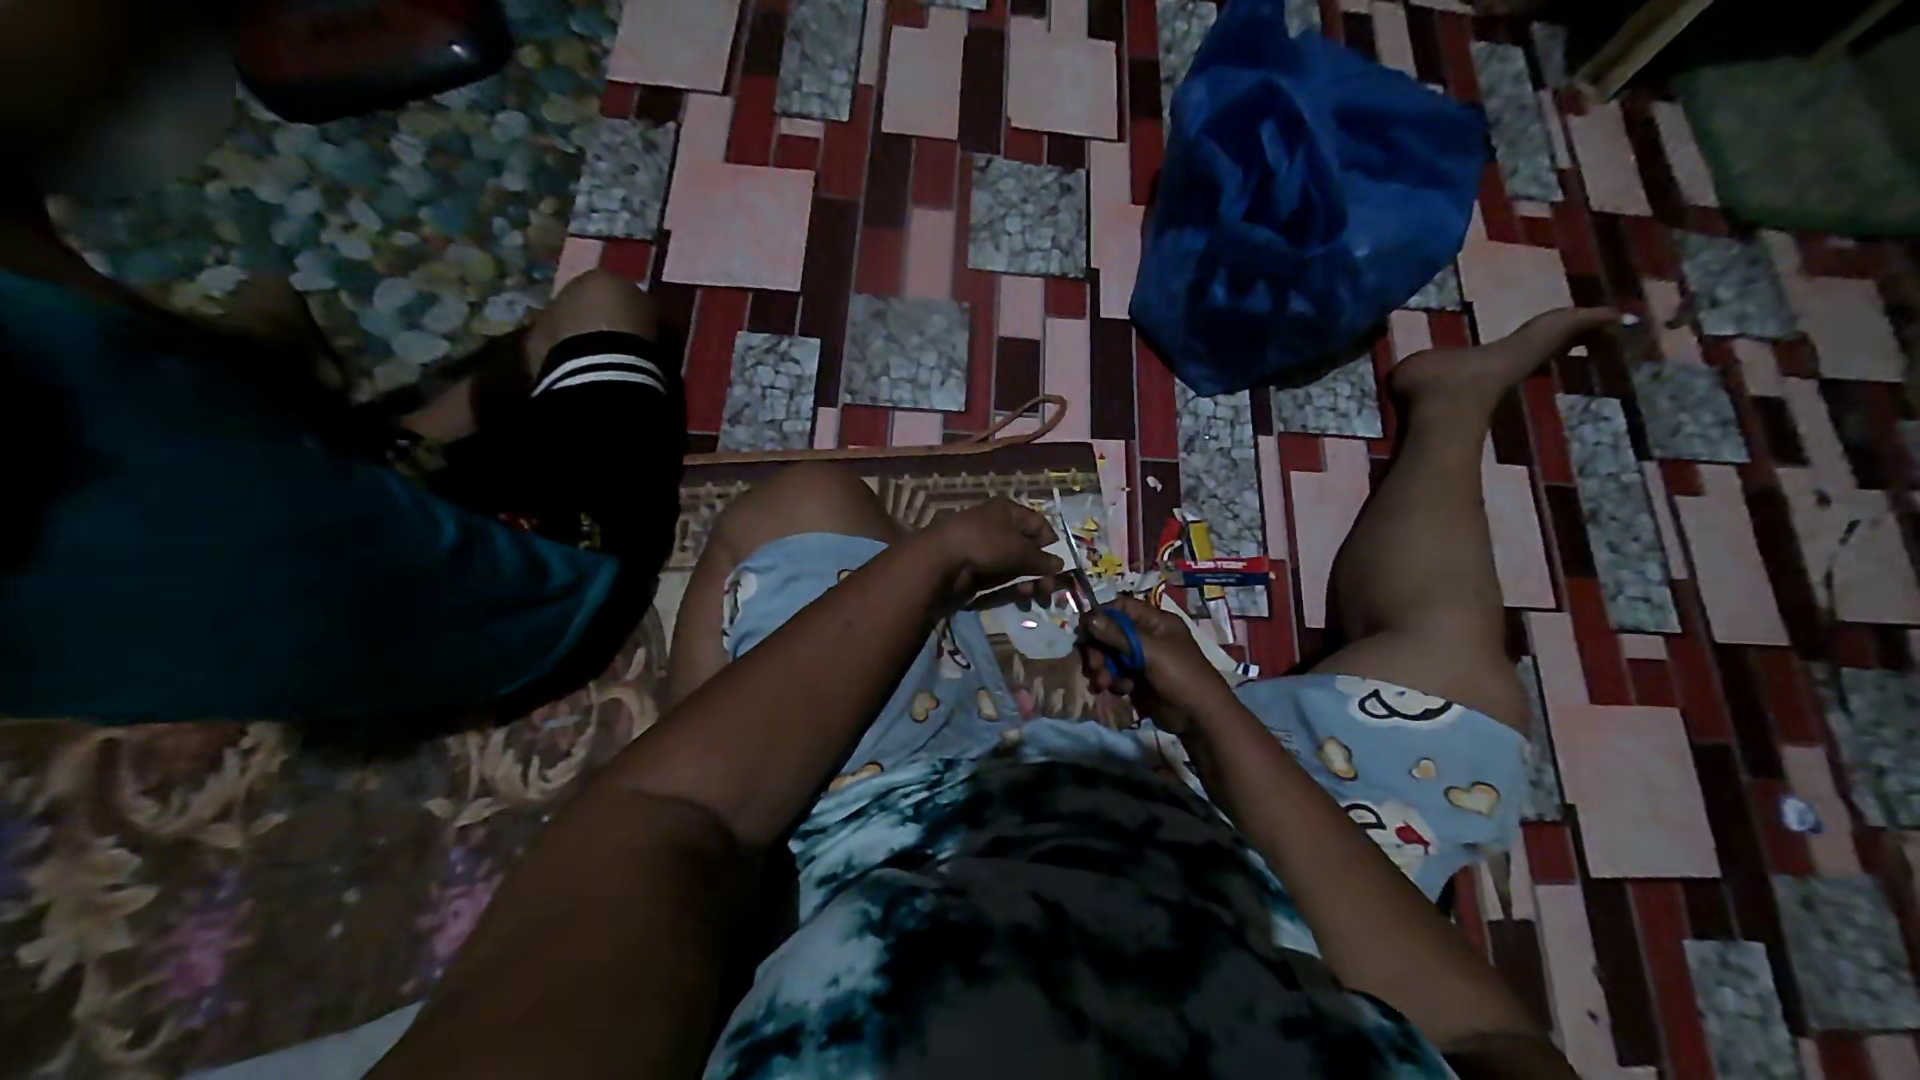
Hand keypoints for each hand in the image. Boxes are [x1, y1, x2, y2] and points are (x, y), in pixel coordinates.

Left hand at [918, 498, 1062, 604]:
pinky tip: (1018, 596)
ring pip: (1016, 565)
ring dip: (1028, 581)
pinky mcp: (977, 567)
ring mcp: (987, 548)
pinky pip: (1002, 576)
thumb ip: (1041, 559)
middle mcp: (999, 527)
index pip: (1039, 526)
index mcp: (1009, 512)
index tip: (1058, 566)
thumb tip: (1060, 565)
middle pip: (1028, 549)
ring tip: (1030, 596)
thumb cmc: (985, 542)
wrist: (942, 557)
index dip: (1051, 545)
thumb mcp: (1018, 549)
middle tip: (1046, 591)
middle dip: (1040, 570)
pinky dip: (1012, 586)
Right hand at [1079, 596, 1232, 733]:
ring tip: (1104, 683)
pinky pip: (1115, 673)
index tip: (1084, 630)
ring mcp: (1141, 658)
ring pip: (1109, 655)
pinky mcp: (1136, 678)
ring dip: (1102, 668)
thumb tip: (1088, 618)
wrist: (1198, 716)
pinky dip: (1112, 681)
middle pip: (1110, 632)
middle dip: (1098, 649)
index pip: (1121, 608)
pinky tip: (1120, 689)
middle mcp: (1146, 636)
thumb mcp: (1149, 651)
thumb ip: (1117, 635)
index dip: (1101, 616)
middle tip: (1094, 664)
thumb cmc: (1180, 675)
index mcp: (1155, 622)